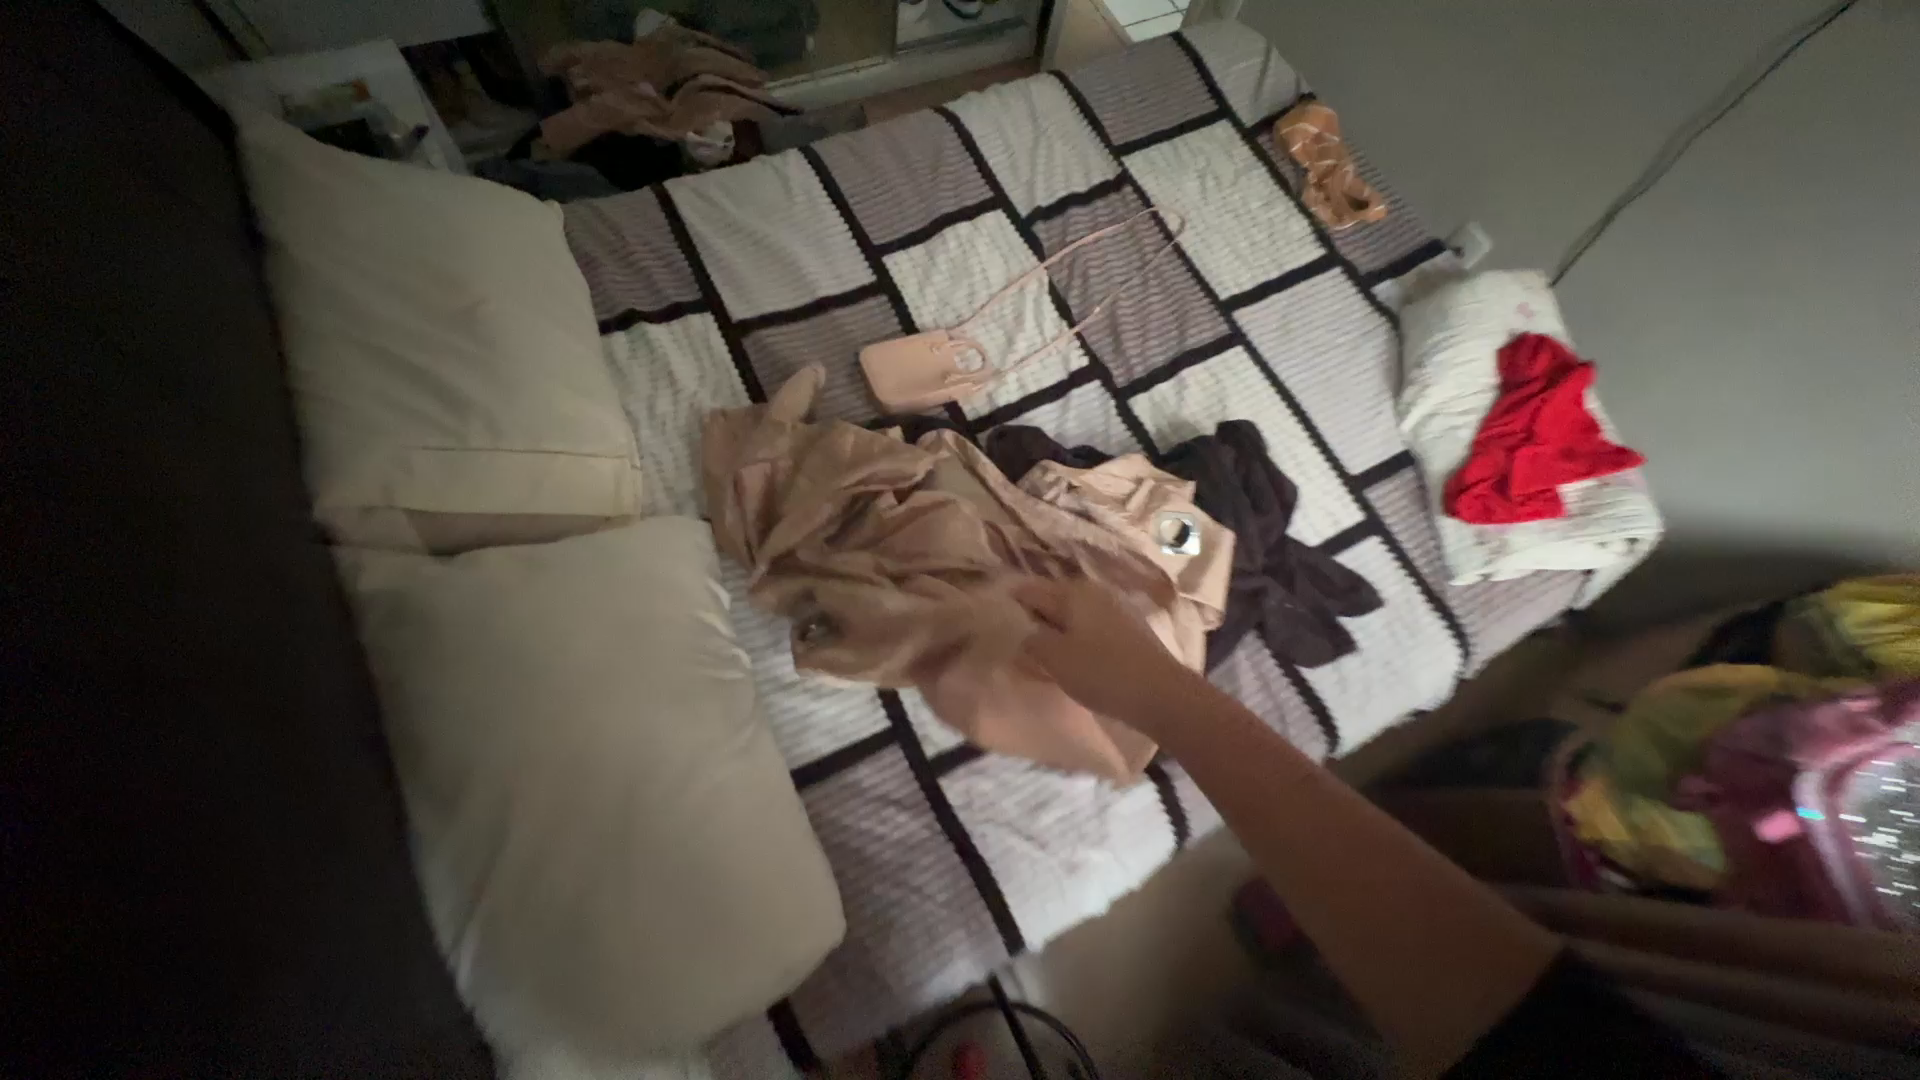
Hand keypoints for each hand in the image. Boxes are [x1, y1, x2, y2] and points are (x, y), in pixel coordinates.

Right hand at [1011, 577, 1206, 735]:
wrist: (1162, 694)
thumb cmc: (1102, 673)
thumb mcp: (1055, 658)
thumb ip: (1032, 641)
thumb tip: (1026, 632)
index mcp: (1071, 592)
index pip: (1029, 590)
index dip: (1010, 604)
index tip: (995, 619)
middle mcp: (1093, 591)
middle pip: (1053, 599)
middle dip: (1035, 616)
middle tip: (1017, 639)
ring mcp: (1115, 607)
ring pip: (1073, 613)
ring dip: (1057, 628)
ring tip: (1043, 651)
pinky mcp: (1129, 628)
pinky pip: (1091, 626)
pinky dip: (1077, 636)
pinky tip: (1074, 656)